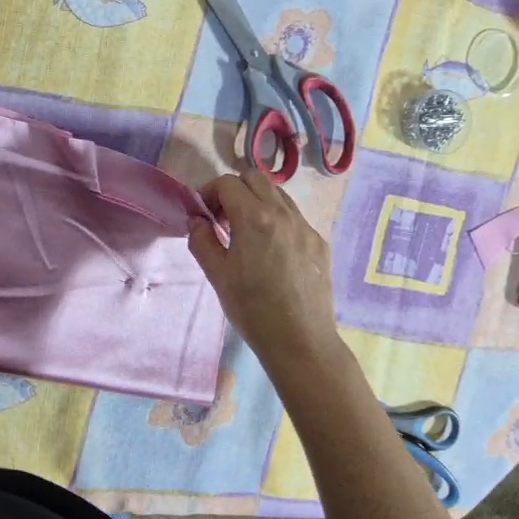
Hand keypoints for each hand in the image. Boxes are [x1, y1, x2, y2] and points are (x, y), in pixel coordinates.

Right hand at [188, 169, 340, 366]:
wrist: (300, 341)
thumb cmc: (252, 309)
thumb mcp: (217, 275)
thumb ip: (202, 240)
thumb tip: (198, 220)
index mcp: (254, 218)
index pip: (228, 183)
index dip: (210, 192)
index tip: (204, 214)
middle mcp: (283, 214)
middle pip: (256, 178)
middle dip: (235, 189)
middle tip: (224, 218)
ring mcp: (306, 227)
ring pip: (278, 194)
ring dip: (258, 201)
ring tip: (247, 232)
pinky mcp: (320, 243)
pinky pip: (295, 217)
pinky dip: (277, 220)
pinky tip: (272, 252)